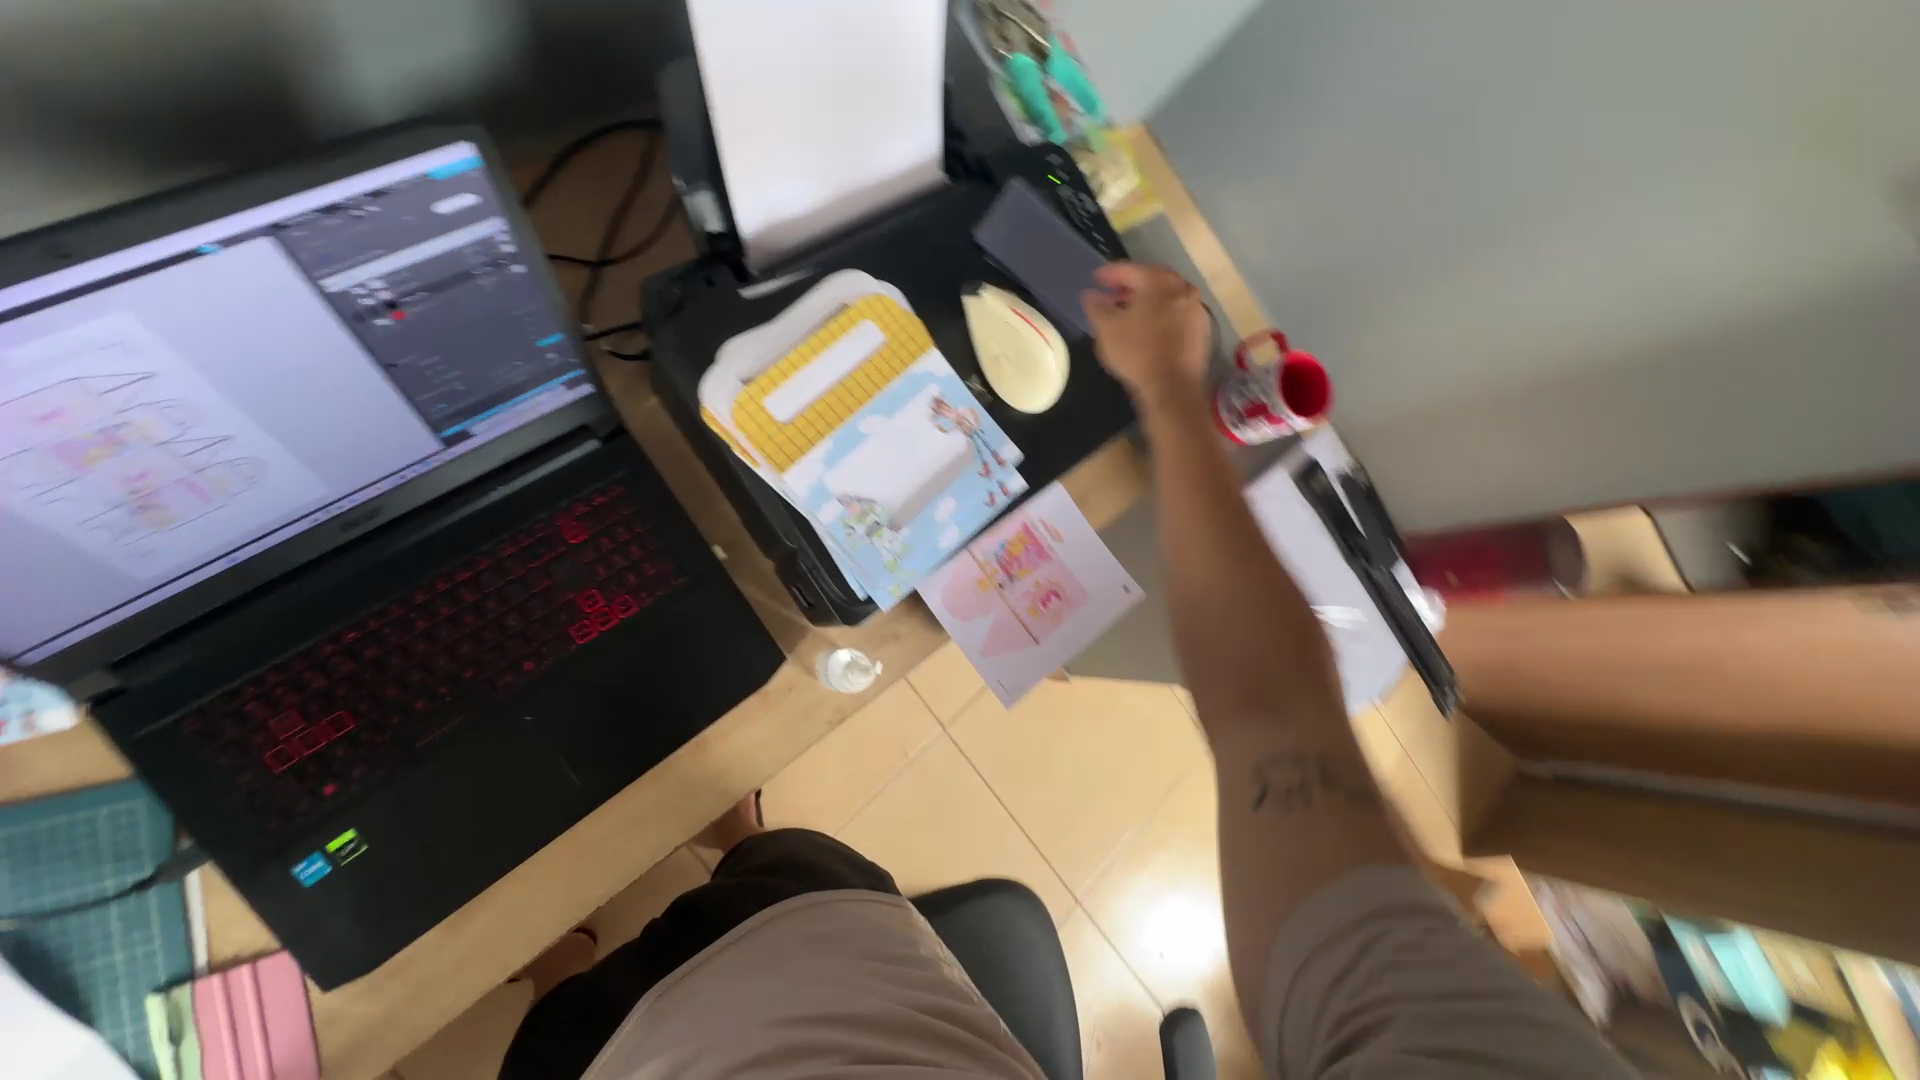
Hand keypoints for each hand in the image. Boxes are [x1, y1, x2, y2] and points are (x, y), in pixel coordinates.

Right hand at [1081, 262, 1211, 408]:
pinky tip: (1151, 328)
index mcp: (1157, 282)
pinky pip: (1178, 313)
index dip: (1109, 273)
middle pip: (1153, 279)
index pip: (1130, 269)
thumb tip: (1090, 294)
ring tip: (1131, 311)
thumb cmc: (1137, 353)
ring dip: (1149, 299)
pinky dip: (1163, 314)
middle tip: (1115, 293)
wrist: (1173, 386)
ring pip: (1168, 296)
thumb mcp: (1107, 329)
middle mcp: (1181, 288)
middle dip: (1132, 284)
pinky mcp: (1202, 329)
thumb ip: (1097, 307)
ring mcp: (1195, 308)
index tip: (1096, 278)